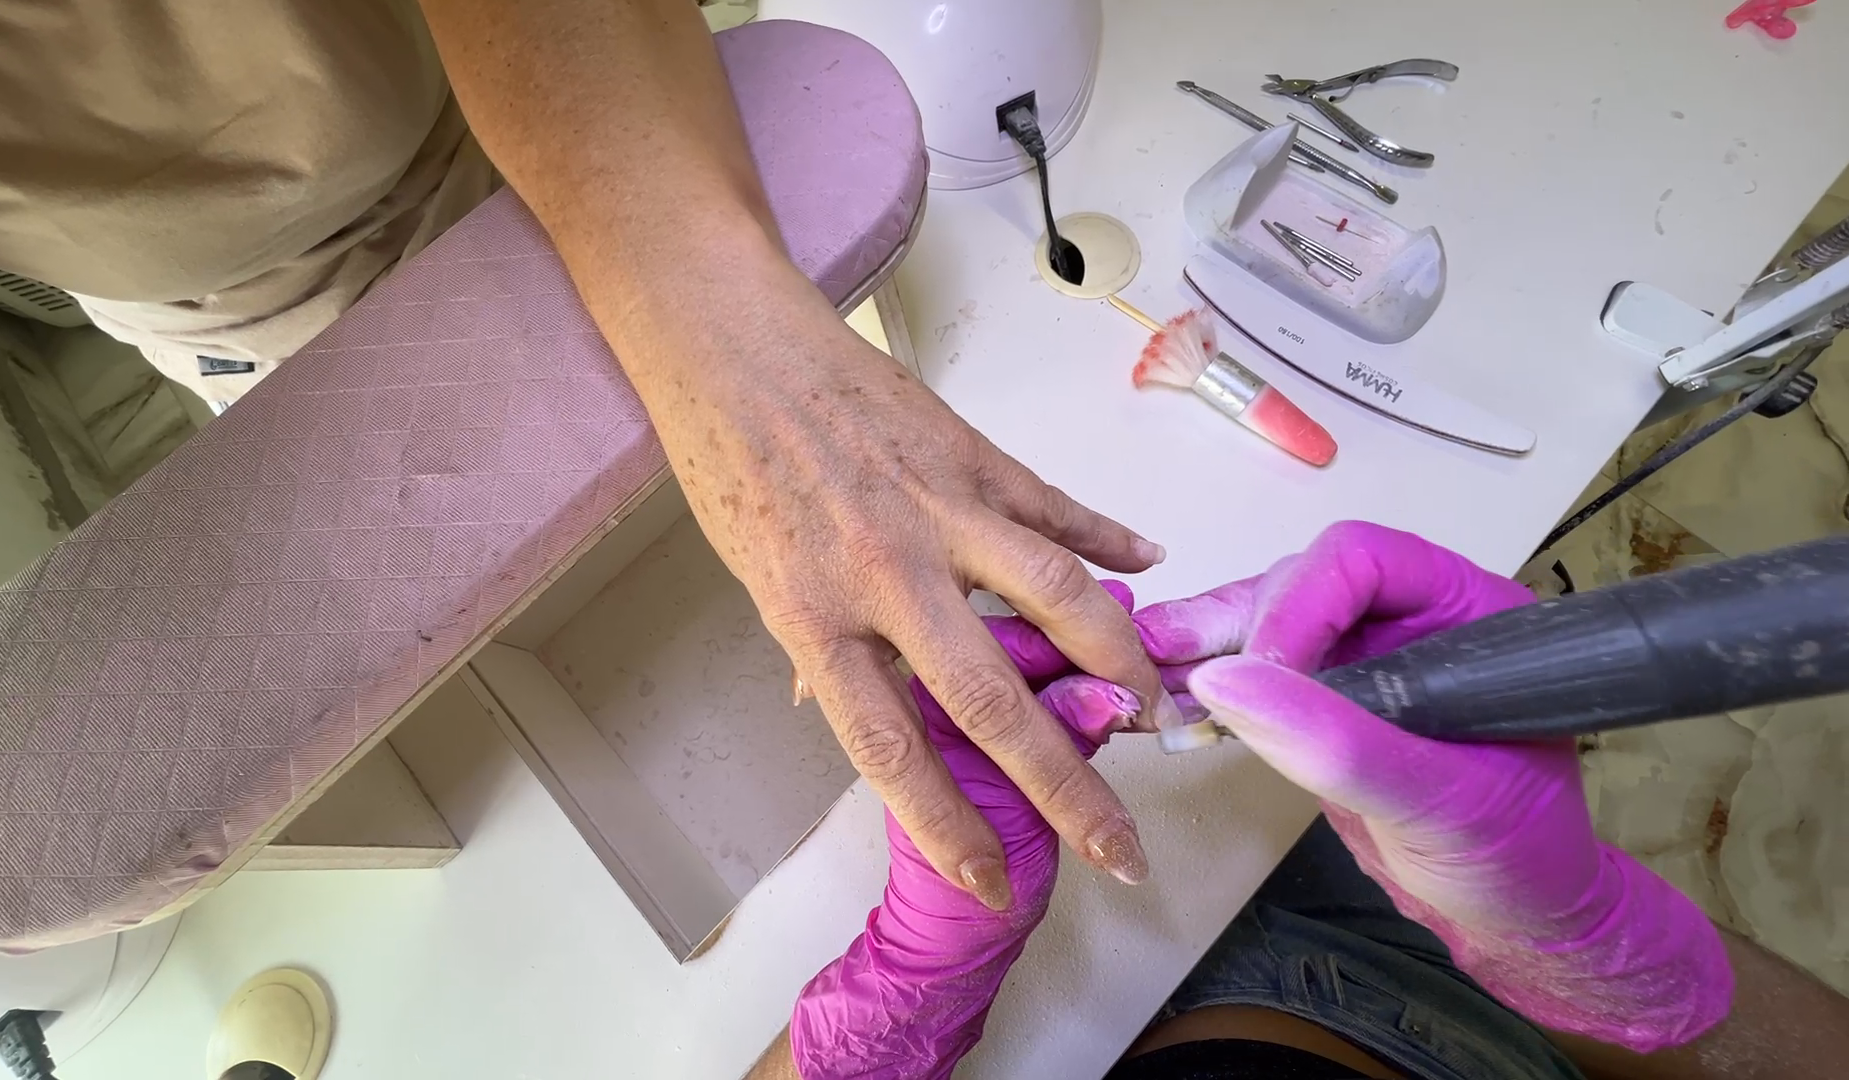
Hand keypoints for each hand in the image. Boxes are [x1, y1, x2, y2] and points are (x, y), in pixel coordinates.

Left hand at [425, 0, 1167, 909]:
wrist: (733, 351)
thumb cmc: (731, 468)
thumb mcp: (756, 578)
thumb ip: (824, 647)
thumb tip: (870, 708)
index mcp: (818, 617)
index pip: (893, 752)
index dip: (949, 829)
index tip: (994, 883)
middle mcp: (888, 574)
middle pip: (994, 698)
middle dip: (1068, 784)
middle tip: (1124, 844)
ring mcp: (940, 508)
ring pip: (1058, 593)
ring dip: (1119, 658)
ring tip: (1152, 703)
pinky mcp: (971, 452)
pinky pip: (1053, 505)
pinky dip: (1107, 534)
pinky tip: (1149, 559)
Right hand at [1133, 521, 1732, 1051]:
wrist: (1498, 912)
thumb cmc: (1506, 857)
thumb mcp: (1436, 803)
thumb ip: (1334, 742)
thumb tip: (1217, 682)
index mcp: (1456, 611)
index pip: (1359, 561)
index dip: (1298, 603)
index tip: (1258, 672)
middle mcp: (1395, 615)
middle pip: (1292, 583)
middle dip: (1228, 621)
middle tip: (1163, 653)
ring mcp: (1348, 650)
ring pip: (1255, 618)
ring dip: (1198, 644)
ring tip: (1146, 666)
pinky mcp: (1309, 688)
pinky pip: (1241, 665)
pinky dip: (1198, 679)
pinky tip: (1163, 698)